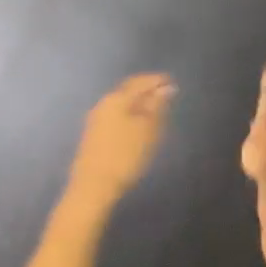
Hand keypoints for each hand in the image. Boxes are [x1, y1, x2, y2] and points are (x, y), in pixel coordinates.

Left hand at [67, 73, 175, 202]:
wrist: (93, 186)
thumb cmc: (125, 155)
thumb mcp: (148, 129)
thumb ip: (157, 106)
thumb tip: (165, 88)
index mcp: (117, 98)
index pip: (140, 82)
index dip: (157, 80)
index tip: (172, 81)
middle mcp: (104, 103)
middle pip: (128, 90)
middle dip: (146, 89)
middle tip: (165, 93)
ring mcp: (96, 119)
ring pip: (121, 103)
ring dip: (138, 102)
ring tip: (155, 109)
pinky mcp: (93, 135)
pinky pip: (116, 115)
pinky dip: (130, 114)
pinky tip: (138, 123)